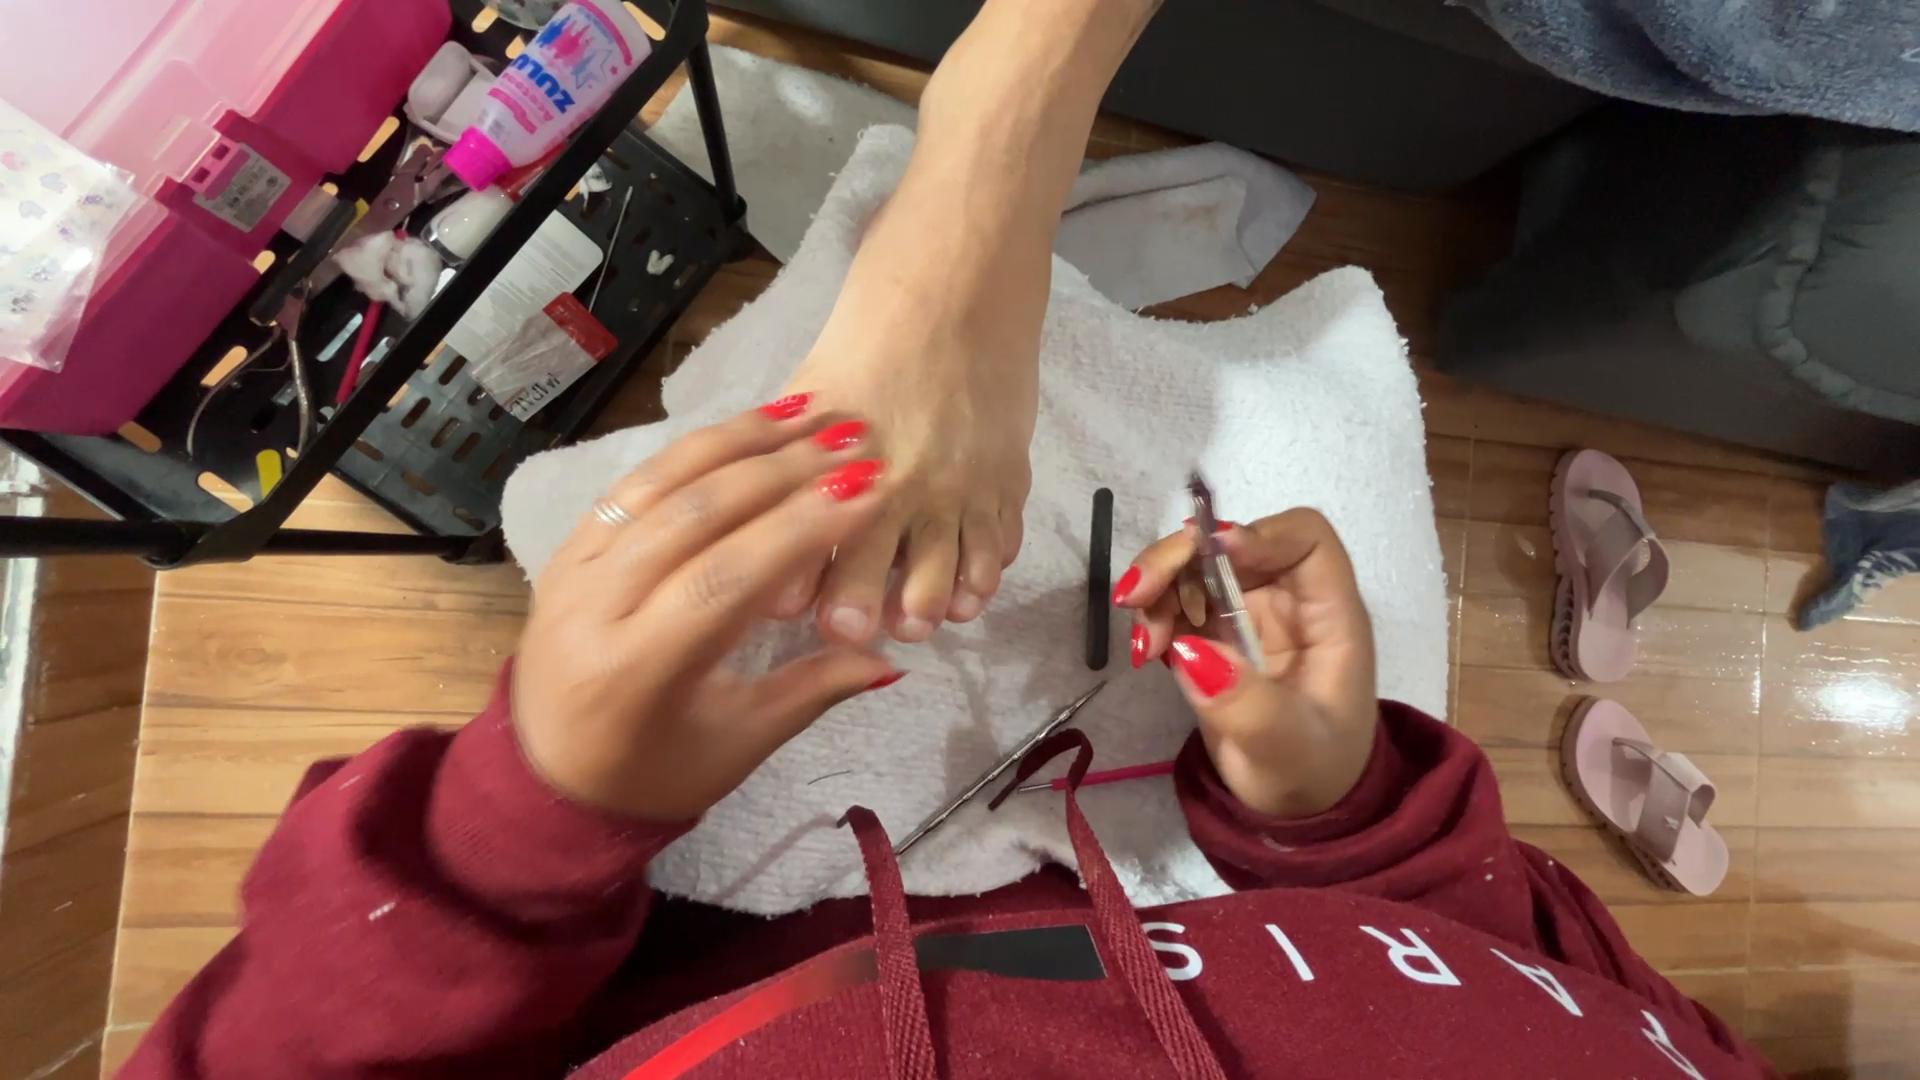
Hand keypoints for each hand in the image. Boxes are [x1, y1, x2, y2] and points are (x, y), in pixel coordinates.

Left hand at [511, 402, 897, 821]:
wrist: (544, 778)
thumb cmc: (653, 775)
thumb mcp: (739, 744)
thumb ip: (815, 690)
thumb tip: (890, 658)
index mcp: (638, 669)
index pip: (727, 578)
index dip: (801, 529)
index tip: (866, 489)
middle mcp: (594, 606)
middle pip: (696, 516)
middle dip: (781, 470)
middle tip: (851, 439)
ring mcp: (572, 569)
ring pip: (662, 483)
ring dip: (740, 441)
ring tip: (806, 413)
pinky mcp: (567, 548)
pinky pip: (636, 484)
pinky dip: (694, 449)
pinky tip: (745, 428)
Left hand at [769, 283, 1035, 644]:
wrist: (962, 283)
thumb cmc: (877, 327)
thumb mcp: (813, 386)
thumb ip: (788, 454)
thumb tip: (759, 513)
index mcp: (847, 467)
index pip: (814, 552)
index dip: (800, 591)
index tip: (791, 613)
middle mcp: (907, 490)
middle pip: (882, 578)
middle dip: (863, 614)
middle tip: (853, 629)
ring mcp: (966, 489)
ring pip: (951, 577)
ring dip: (930, 607)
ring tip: (917, 620)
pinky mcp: (1010, 480)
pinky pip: (1000, 547)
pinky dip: (984, 576)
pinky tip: (970, 590)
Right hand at [1116, 509, 1378, 817]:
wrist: (1294, 807)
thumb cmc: (1310, 774)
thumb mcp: (1286, 749)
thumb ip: (1246, 705)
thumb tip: (1189, 649)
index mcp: (1327, 615)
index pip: (1304, 540)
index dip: (1259, 533)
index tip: (1210, 554)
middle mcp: (1283, 602)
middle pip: (1229, 545)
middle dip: (1178, 558)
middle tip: (1134, 593)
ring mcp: (1242, 615)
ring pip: (1191, 568)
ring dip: (1156, 590)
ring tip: (1143, 645)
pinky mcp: (1207, 634)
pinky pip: (1172, 602)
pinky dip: (1149, 615)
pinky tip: (1143, 651)